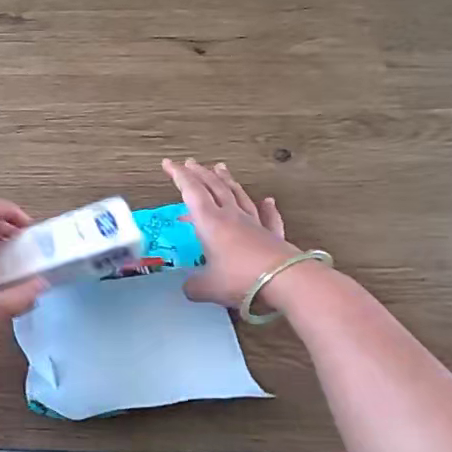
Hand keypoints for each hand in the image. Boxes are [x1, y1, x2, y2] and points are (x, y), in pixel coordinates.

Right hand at [163, 158, 301, 306]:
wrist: (284, 280)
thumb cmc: (240, 278)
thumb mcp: (208, 287)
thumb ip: (194, 286)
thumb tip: (189, 288)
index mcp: (210, 222)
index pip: (191, 192)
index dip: (178, 176)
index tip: (167, 163)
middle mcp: (231, 216)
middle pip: (214, 187)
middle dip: (200, 173)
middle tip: (191, 162)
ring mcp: (254, 223)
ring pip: (238, 195)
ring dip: (228, 180)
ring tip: (221, 168)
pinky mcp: (273, 235)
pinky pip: (268, 216)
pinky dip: (267, 207)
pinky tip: (268, 201)